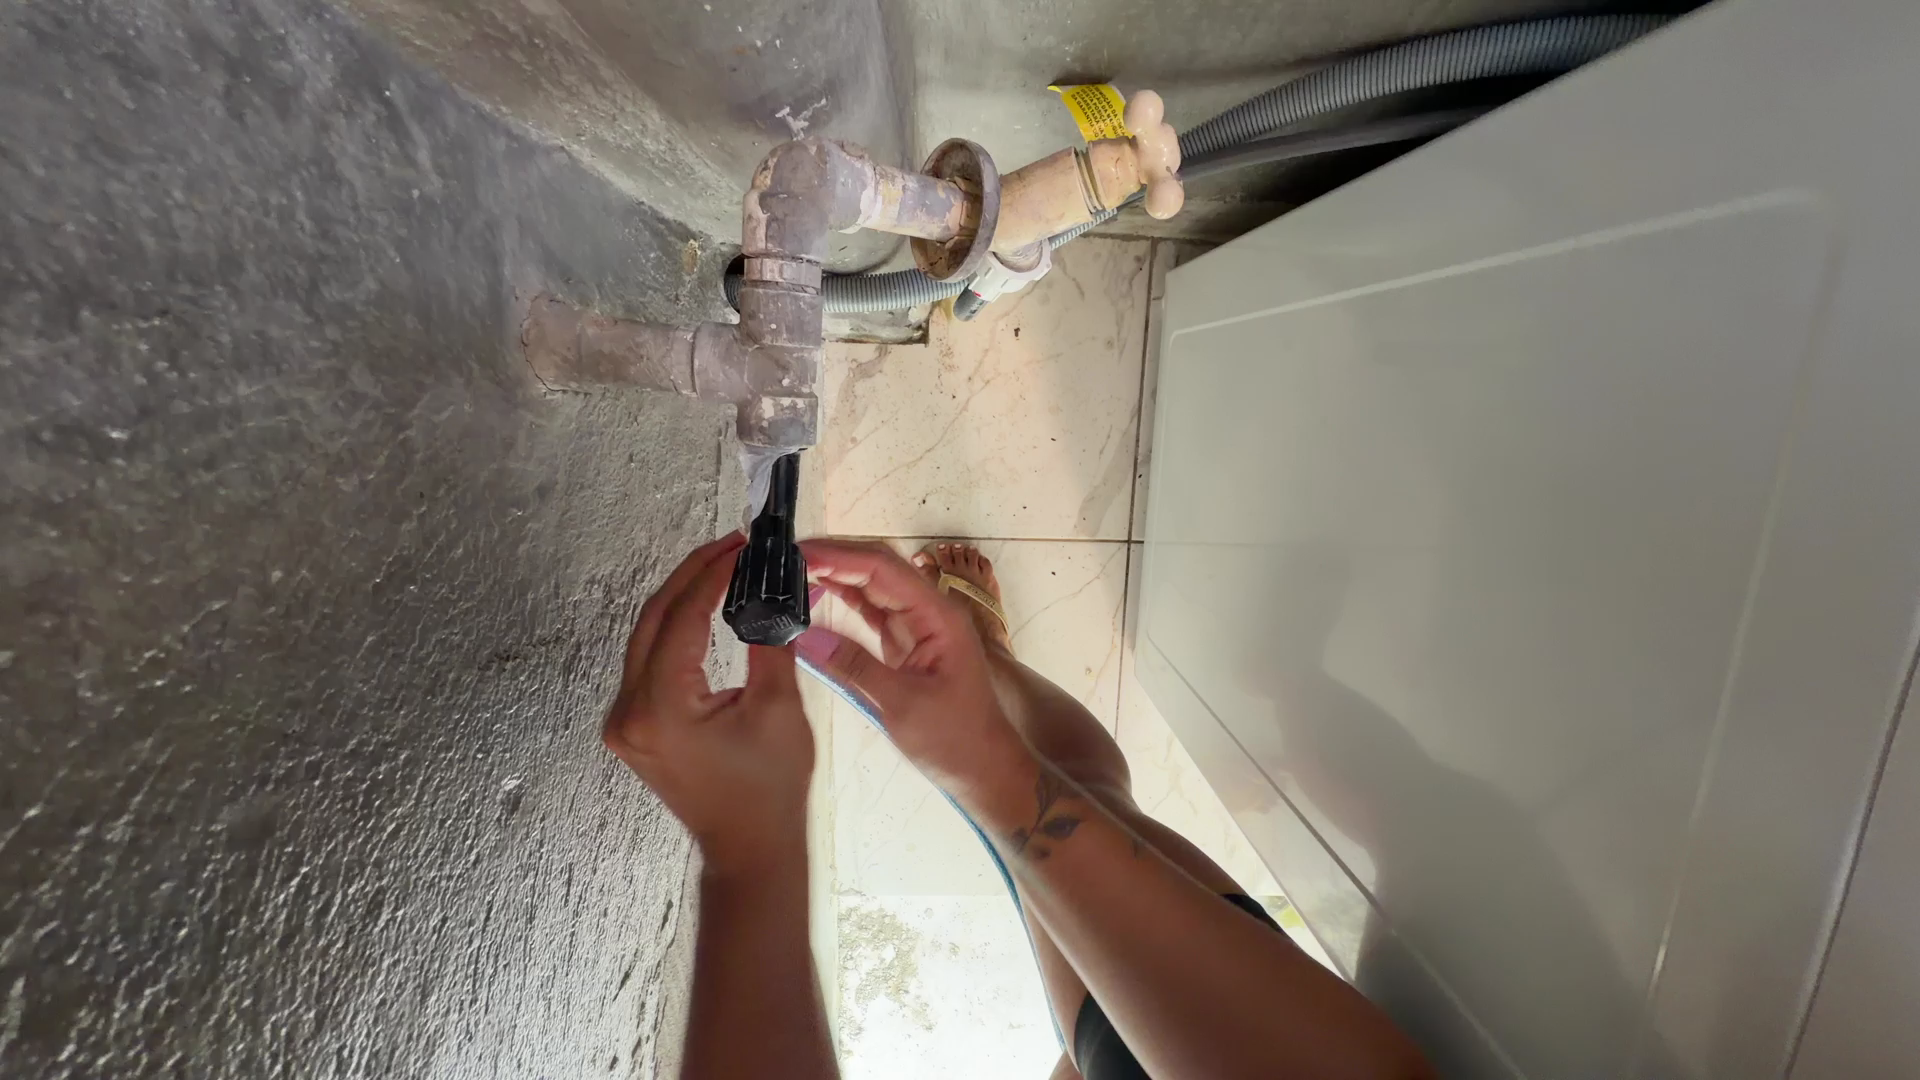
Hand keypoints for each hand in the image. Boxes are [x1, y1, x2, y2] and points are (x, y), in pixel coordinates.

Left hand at [603, 533, 813, 876]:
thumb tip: (772, 590)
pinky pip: (649, 661)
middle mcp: (626, 711)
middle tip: (733, 545)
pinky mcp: (632, 727)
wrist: (749, 847)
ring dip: (683, 598)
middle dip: (693, 575)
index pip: (682, 618)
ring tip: (724, 567)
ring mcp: (622, 721)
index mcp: (660, 707)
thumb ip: (769, 641)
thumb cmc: (770, 785)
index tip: (745, 546)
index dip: (713, 575)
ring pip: (647, 637)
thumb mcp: (779, 707)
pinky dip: (677, 628)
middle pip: (653, 620)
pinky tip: (705, 609)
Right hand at [794, 538, 1034, 805]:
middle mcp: (928, 611)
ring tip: (791, 570)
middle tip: (784, 559)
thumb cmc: (953, 739)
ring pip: (874, 586)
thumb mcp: (902, 704)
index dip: (839, 556)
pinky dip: (844, 600)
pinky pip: (872, 610)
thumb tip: (803, 636)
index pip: (883, 569)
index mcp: (937, 615)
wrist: (983, 767)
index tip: (797, 554)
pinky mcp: (905, 643)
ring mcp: (917, 625)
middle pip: (878, 568)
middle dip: (835, 557)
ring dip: (836, 574)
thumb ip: (854, 665)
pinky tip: (816, 594)